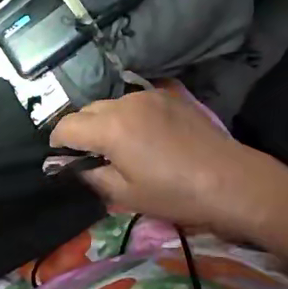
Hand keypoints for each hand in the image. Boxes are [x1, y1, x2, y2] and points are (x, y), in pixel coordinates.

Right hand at [50, 89, 281, 232]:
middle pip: (88, 110)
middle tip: (94, 158)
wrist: (228, 179)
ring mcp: (151, 95)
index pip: (66, 127)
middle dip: (82, 131)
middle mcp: (127, 102)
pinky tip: (146, 136)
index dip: (59, 146)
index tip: (65, 162)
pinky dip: (131, 115)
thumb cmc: (175, 193)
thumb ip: (92, 174)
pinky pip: (138, 102)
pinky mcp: (171, 96)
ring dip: (108, 121)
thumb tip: (73, 165)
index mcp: (110, 126)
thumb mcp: (126, 193)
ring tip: (122, 147)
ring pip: (113, 103)